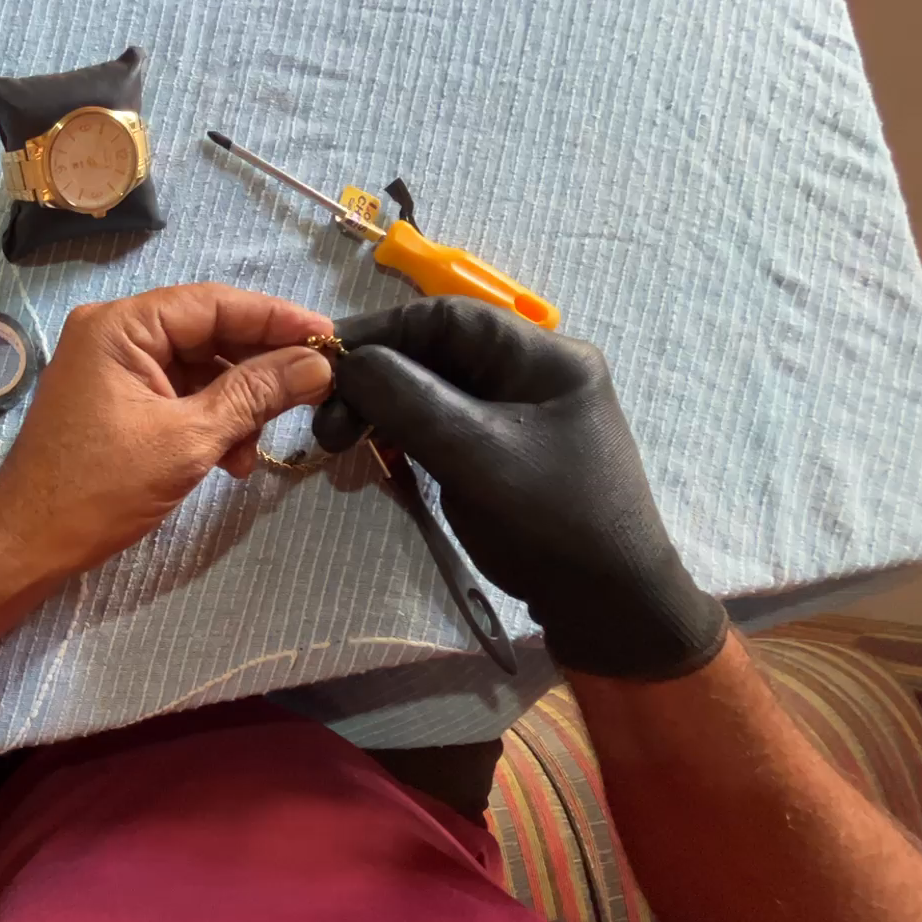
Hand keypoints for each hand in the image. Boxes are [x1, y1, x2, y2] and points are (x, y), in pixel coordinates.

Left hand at [0, 284, 334, 578]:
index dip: (276, 318)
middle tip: (310, 392)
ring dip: (234, 407)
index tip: (330, 339)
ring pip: (195, 371)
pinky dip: (206, 423)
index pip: (213, 303)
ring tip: (255, 448)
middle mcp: (113, 335)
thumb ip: (255, 394)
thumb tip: (317, 365)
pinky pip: (174, 397)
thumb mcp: (187, 439)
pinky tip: (230, 459)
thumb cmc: (100, 489)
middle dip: (256, 370)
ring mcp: (111, 369)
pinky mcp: (114, 403)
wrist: (28, 543)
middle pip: (206, 335)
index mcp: (121, 326)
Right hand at [312, 297, 725, 680]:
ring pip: (419, 391)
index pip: (444, 318)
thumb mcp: (473, 454)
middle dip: (369, 383)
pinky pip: (425, 424)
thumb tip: (343, 363)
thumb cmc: (548, 521)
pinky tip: (362, 457)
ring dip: (372, 412)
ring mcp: (503, 412)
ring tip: (335, 445)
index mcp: (540, 357)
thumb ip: (406, 400)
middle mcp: (521, 373)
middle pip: (427, 355)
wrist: (601, 602)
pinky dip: (388, 437)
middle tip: (324, 424)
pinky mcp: (485, 447)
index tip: (321, 360)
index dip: (376, 332)